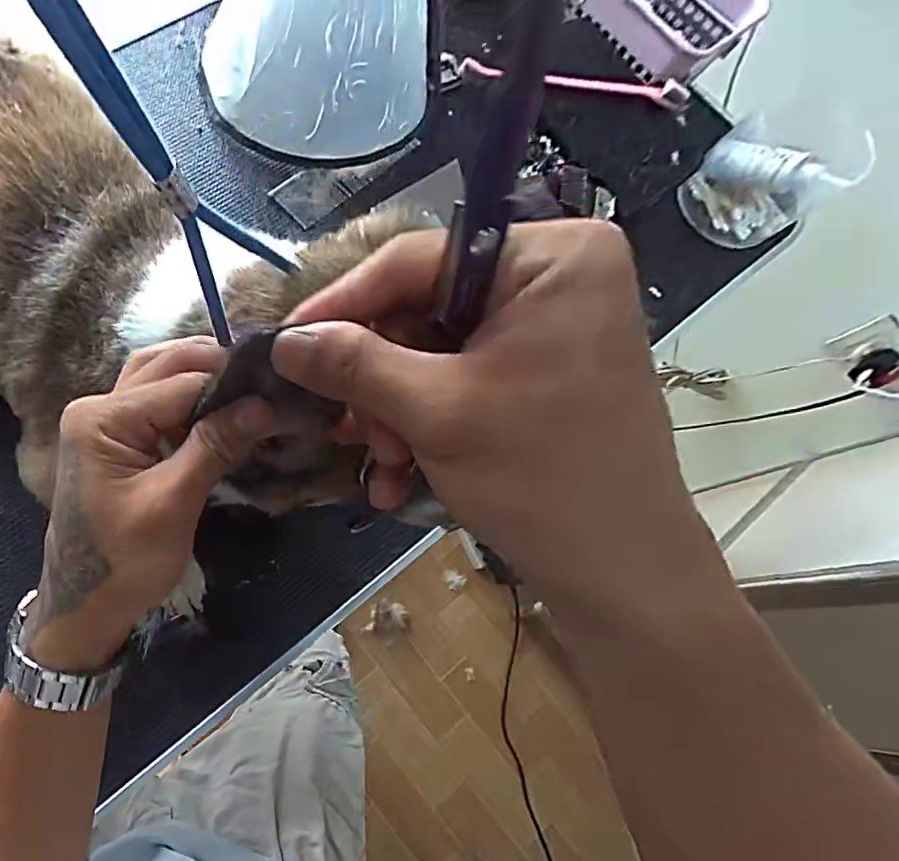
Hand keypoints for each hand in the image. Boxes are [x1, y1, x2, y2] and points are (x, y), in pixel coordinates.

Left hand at [26, 338, 273, 670]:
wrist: (86, 604)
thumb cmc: (124, 562)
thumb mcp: (172, 504)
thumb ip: (213, 448)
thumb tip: (261, 405)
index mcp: (102, 418)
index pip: (179, 383)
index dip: (231, 385)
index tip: (279, 392)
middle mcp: (97, 409)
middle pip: (164, 366)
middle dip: (215, 367)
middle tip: (266, 382)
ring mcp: (102, 425)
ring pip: (158, 379)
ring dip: (200, 378)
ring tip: (248, 390)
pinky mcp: (115, 444)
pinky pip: (154, 407)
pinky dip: (187, 403)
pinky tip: (219, 412)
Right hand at [272, 220, 728, 614]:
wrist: (614, 564)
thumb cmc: (538, 475)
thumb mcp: (436, 412)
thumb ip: (355, 366)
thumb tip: (284, 341)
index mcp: (548, 258)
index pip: (414, 261)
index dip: (341, 305)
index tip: (285, 345)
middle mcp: (547, 279)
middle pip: (417, 314)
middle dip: (375, 384)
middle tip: (347, 431)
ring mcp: (540, 330)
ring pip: (426, 357)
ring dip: (390, 416)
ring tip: (381, 466)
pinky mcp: (529, 374)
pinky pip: (450, 384)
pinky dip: (417, 428)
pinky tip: (398, 477)